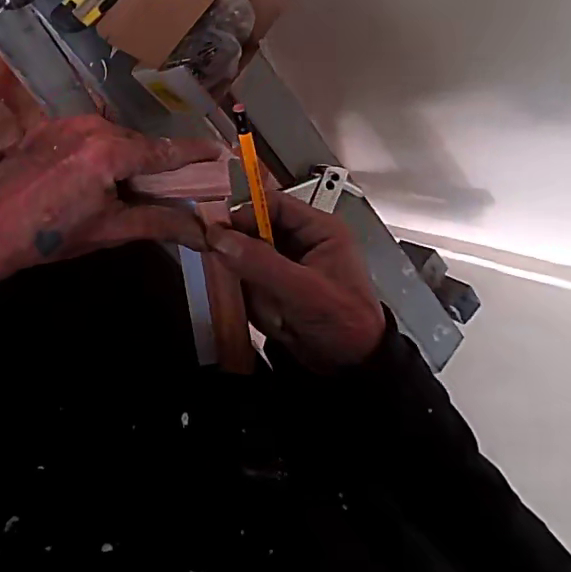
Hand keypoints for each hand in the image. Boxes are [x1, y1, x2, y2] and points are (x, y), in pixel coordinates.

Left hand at [0, 116, 224, 334]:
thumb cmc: (53, 235)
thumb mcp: (111, 231)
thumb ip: (159, 223)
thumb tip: (201, 232)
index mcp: (109, 151)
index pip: (164, 151)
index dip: (194, 152)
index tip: (218, 150)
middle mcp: (91, 126)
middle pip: (138, 142)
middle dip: (155, 161)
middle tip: (169, 182)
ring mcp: (66, 122)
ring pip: (112, 135)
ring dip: (125, 154)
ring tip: (125, 183)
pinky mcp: (47, 126)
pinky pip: (86, 133)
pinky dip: (98, 148)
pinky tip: (92, 174)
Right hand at [206, 190, 386, 372]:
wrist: (352, 367)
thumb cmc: (347, 325)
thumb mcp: (303, 291)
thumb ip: (261, 263)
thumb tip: (223, 239)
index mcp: (319, 229)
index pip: (273, 204)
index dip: (244, 212)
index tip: (219, 228)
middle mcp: (300, 242)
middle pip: (255, 228)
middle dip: (240, 249)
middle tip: (224, 261)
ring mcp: (286, 264)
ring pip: (247, 255)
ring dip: (245, 276)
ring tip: (261, 297)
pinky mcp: (275, 286)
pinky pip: (248, 279)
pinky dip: (246, 292)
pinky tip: (262, 308)